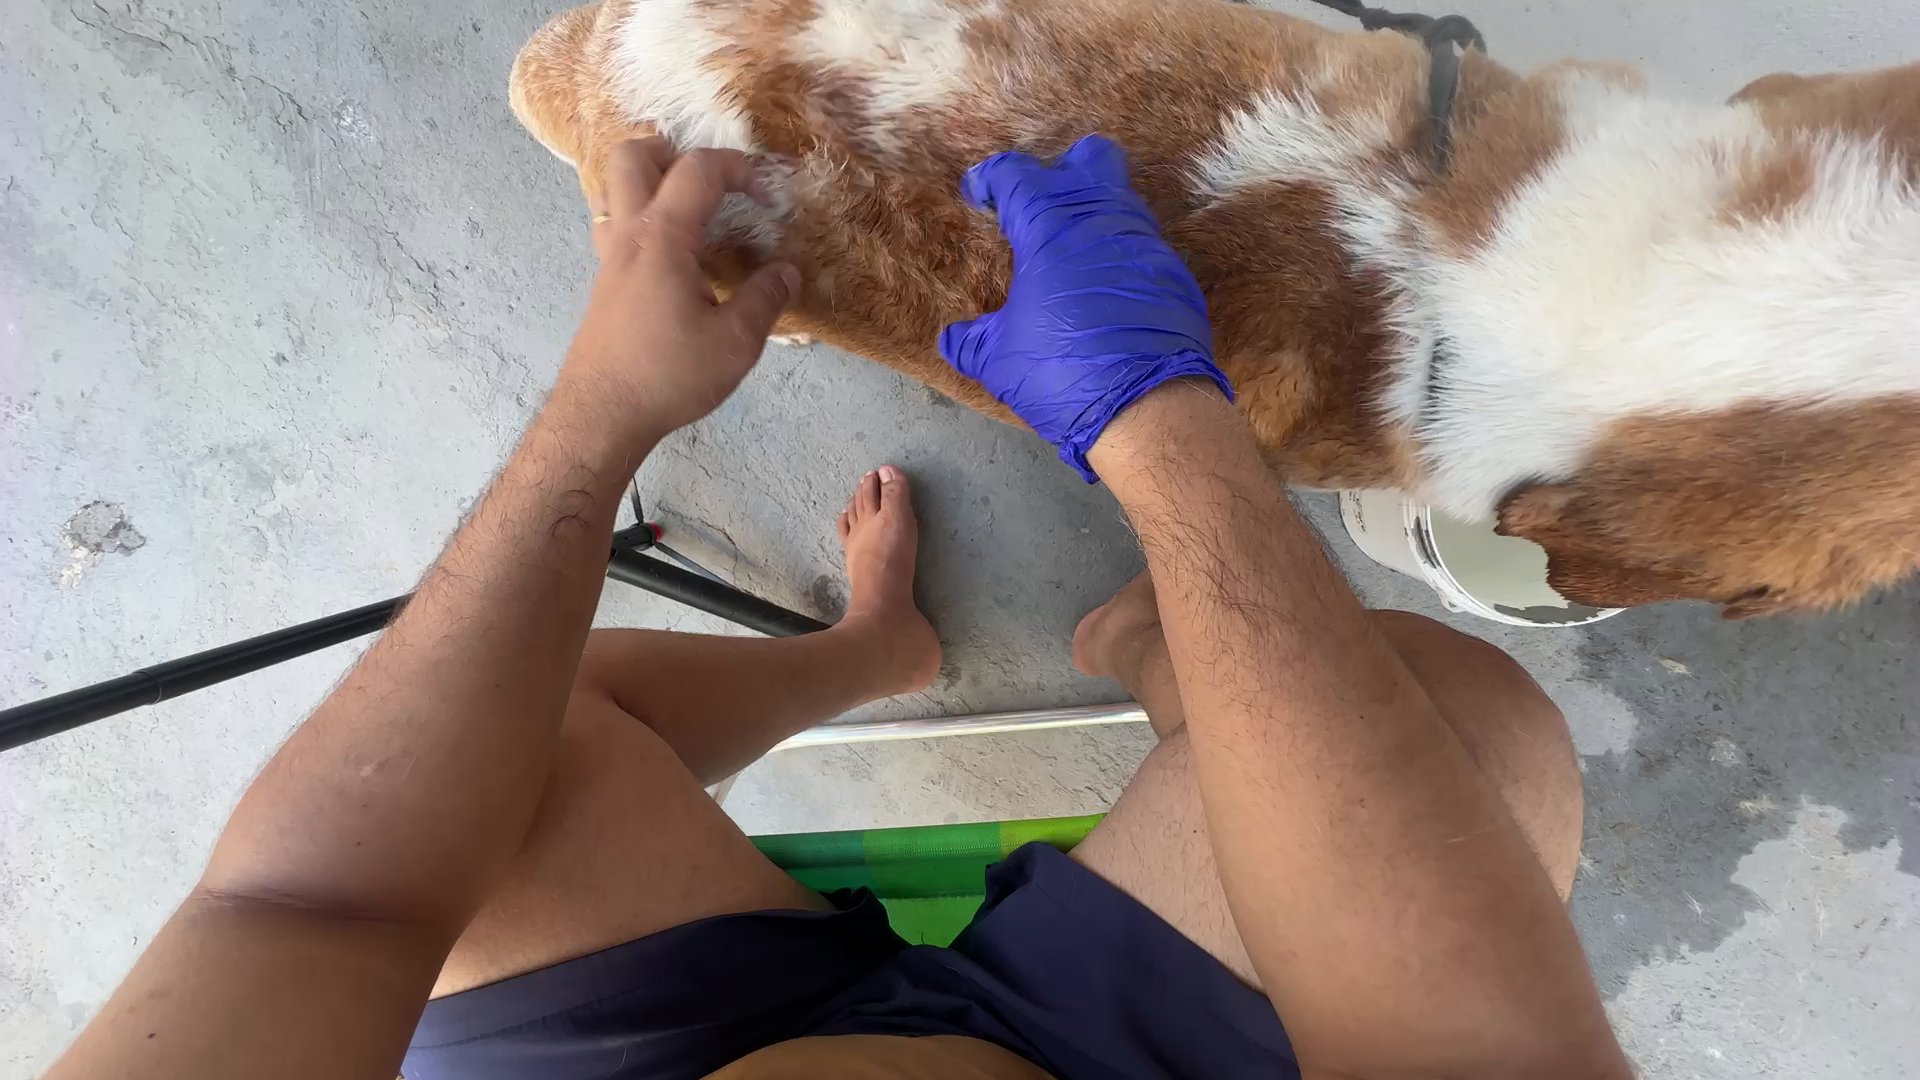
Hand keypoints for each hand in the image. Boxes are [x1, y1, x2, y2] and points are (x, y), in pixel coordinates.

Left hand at [559, 138, 800, 443]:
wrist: (604, 412)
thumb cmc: (670, 375)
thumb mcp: (736, 342)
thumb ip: (765, 299)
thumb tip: (789, 272)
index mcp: (664, 239)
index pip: (698, 171)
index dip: (739, 168)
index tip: (768, 195)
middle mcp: (629, 235)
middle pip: (633, 157)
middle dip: (675, 153)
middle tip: (713, 183)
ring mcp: (610, 259)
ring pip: (615, 189)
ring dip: (653, 184)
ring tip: (692, 215)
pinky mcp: (606, 285)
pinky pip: (618, 227)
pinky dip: (646, 221)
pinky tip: (676, 260)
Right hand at [938, 135, 1231, 480]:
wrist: (1144, 405)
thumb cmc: (1060, 372)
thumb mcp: (999, 361)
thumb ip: (970, 342)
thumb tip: (951, 340)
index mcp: (1050, 228)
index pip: (1016, 175)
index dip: (991, 178)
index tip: (978, 193)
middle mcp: (1102, 221)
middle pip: (1087, 158)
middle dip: (1059, 172)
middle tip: (1037, 210)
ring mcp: (1144, 244)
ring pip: (1118, 201)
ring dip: (1090, 219)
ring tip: (1067, 260)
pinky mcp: (1171, 275)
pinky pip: (1139, 246)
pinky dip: (1116, 258)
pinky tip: (1101, 295)